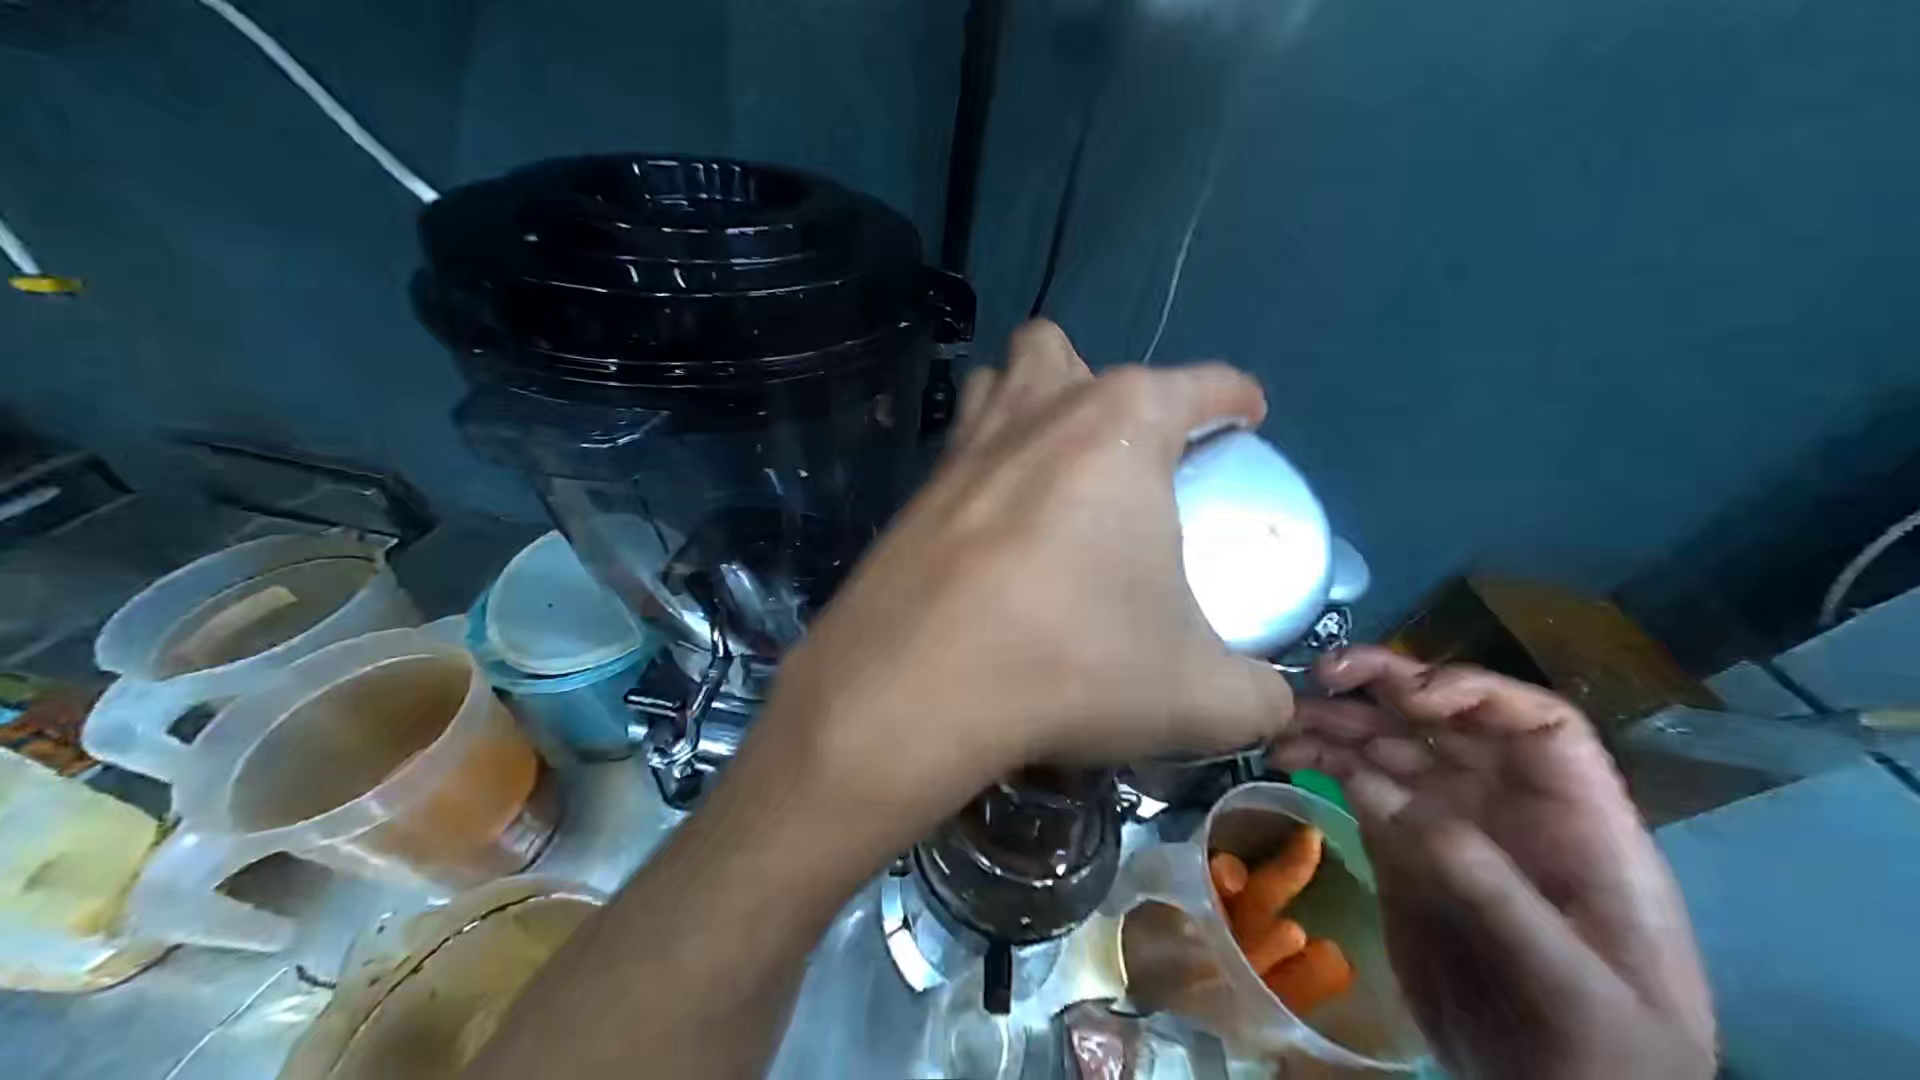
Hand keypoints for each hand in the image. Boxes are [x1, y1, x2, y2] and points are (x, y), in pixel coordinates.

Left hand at [762, 319, 1295, 811]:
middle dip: (1102, 387)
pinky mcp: (913, 493)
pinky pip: (958, 451)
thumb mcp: (1199, 697)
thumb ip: (1257, 694)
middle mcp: (1037, 412)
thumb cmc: (1069, 666)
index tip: (1247, 418)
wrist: (911, 692)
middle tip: (1125, 458)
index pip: (1202, 385)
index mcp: (1120, 427)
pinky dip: (985, 469)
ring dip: (1031, 406)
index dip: (1235, 398)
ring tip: (1055, 471)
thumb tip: (1273, 700)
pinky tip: (994, 528)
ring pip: (999, 384)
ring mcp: (963, 447)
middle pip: (1069, 355)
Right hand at [1272, 647, 1715, 1079]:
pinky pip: (1356, 782)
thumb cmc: (1601, 1052)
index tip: (1411, 698)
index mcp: (1574, 820)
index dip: (1475, 692)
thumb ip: (1493, 891)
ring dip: (1337, 721)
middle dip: (1385, 685)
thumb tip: (1397, 805)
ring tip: (1284, 719)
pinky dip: (1319, 760)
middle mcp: (1505, 804)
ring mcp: (1445, 820)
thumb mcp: (1571, 985)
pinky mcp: (1398, 844)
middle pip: (1446, 718)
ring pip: (1389, 743)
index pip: (1536, 724)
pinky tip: (1287, 755)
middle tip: (1324, 674)